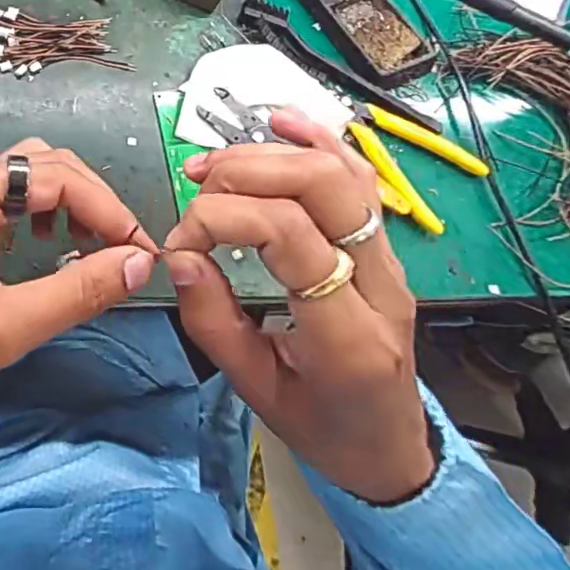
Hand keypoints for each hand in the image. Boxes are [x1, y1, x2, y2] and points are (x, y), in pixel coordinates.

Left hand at [0, 139, 157, 433]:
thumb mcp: (10, 325)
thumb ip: (79, 290)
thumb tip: (140, 262)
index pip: (55, 177)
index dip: (106, 209)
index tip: (142, 250)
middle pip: (49, 165)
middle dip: (95, 202)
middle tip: (127, 249)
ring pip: (39, 178)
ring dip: (77, 204)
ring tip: (98, 244)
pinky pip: (23, 200)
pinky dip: (55, 214)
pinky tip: (61, 242)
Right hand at [162, 109, 433, 503]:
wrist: (389, 447)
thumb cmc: (318, 422)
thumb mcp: (250, 385)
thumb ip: (210, 318)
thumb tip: (178, 253)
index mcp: (347, 333)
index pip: (288, 233)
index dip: (219, 220)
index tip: (181, 243)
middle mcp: (381, 284)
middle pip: (322, 186)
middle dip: (245, 172)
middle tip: (196, 190)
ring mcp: (390, 259)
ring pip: (342, 172)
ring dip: (269, 153)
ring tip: (212, 166)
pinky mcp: (383, 245)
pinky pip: (359, 177)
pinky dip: (318, 141)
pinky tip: (280, 122)